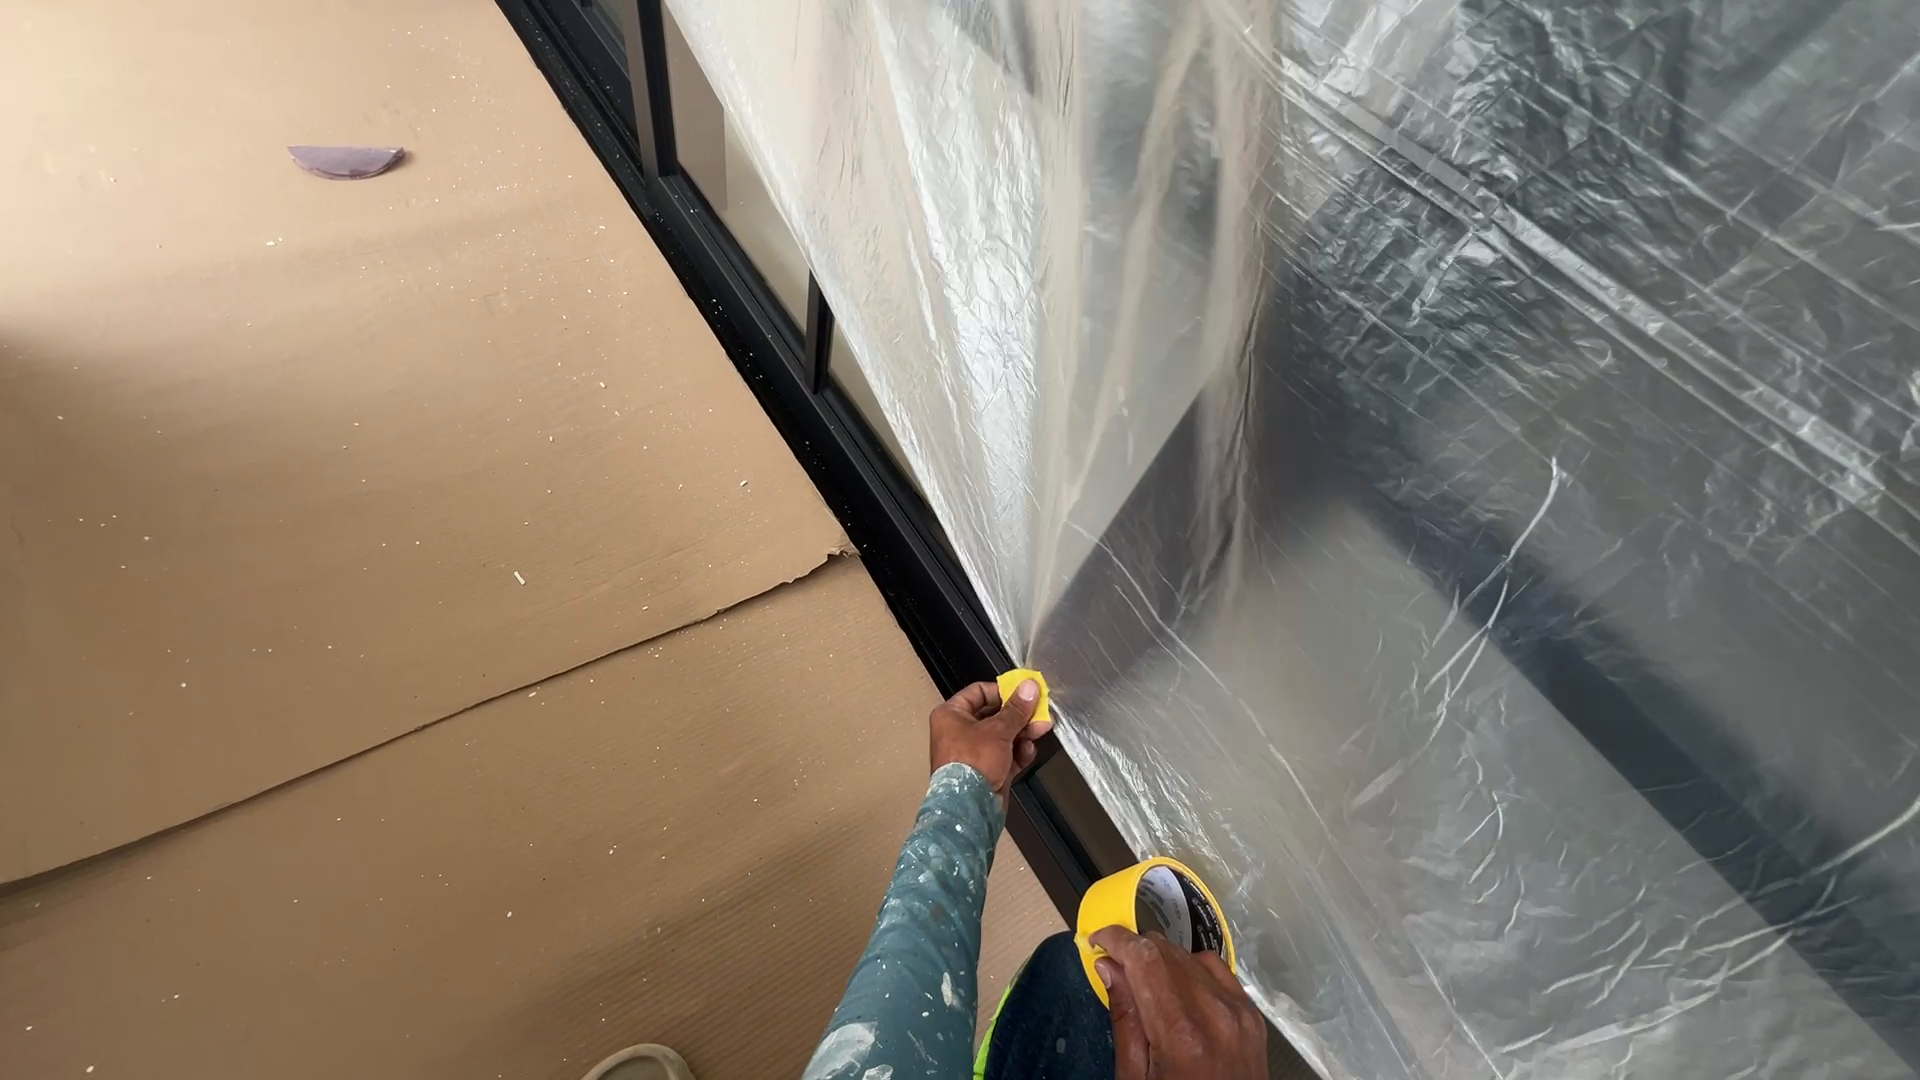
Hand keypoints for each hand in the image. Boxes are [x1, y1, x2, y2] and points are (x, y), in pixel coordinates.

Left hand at [928, 679, 1050, 794]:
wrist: (970, 807)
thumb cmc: (970, 765)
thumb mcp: (998, 730)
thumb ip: (1017, 709)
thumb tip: (1029, 689)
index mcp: (951, 715)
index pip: (978, 692)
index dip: (1002, 690)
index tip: (1022, 691)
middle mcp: (958, 732)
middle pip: (994, 715)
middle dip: (1018, 715)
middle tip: (1038, 710)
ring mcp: (972, 753)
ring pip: (1002, 736)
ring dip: (1022, 733)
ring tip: (1039, 729)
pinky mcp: (986, 771)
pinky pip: (1005, 756)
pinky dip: (1018, 753)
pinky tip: (1028, 752)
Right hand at [1092, 927, 1265, 1079]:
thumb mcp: (1136, 1079)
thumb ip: (1124, 1018)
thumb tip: (1108, 964)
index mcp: (1181, 1034)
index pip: (1144, 958)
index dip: (1116, 938)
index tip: (1097, 939)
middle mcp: (1215, 1013)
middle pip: (1165, 951)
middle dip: (1134, 950)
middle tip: (1116, 968)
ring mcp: (1239, 1012)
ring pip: (1188, 954)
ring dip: (1161, 960)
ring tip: (1147, 986)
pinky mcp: (1251, 1014)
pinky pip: (1214, 968)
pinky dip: (1190, 968)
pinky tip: (1180, 989)